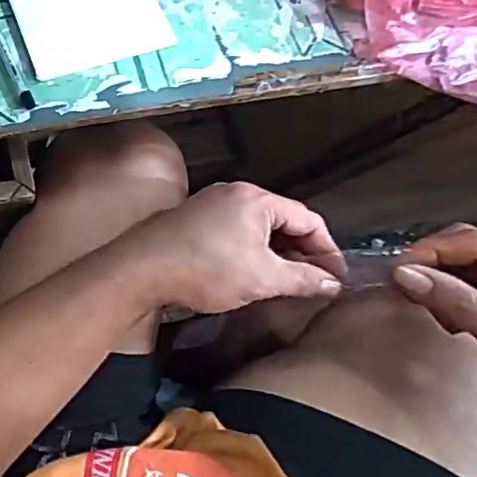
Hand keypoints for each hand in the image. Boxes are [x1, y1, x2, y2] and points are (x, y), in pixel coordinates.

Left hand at [109, 183, 342, 314]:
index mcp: (254, 199)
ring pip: (256, 226)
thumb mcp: (262, 278)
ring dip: (274, 251)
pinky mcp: (191, 219)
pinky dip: (249, 249)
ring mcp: (208, 203)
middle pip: (281, 219)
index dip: (327, 250)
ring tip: (285, 281)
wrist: (141, 269)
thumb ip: (303, 279)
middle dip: (301, 251)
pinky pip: (232, 229)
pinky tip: (249, 272)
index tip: (335, 278)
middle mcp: (231, 193)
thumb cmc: (203, 269)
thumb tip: (330, 283)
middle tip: (313, 281)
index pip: (308, 219)